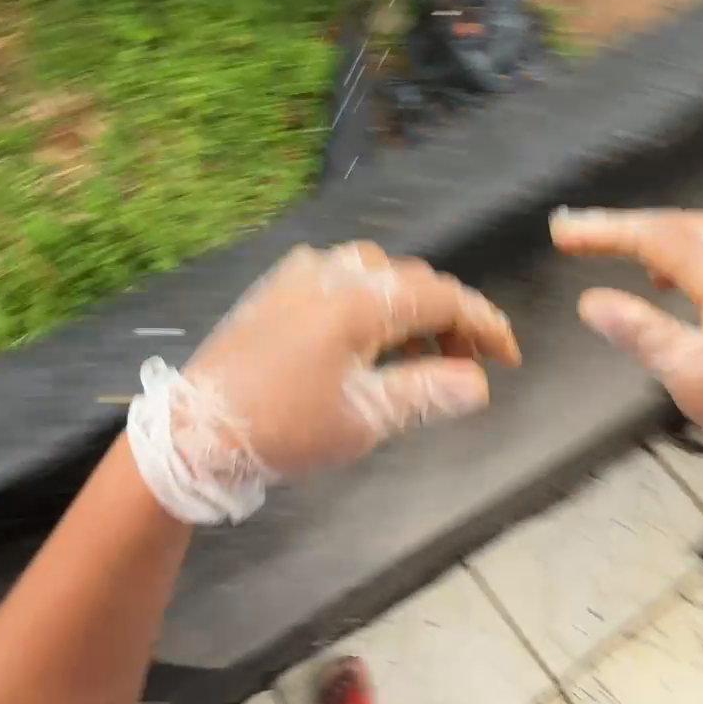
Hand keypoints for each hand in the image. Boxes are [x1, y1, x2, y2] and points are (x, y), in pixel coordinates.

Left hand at [127, 242, 519, 523]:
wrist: (194, 431)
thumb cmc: (284, 427)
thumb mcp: (365, 418)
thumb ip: (427, 392)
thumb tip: (477, 383)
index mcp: (359, 300)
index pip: (442, 299)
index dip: (484, 326)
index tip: (508, 357)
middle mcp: (332, 272)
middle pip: (413, 285)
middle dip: (449, 322)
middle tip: (466, 367)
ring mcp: (300, 275)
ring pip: (378, 278)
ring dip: (410, 312)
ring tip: (420, 357)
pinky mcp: (277, 289)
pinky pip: (341, 281)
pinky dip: (371, 306)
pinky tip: (369, 340)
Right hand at [551, 207, 702, 535]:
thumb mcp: (688, 374)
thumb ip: (639, 331)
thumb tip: (592, 303)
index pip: (655, 239)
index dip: (605, 232)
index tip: (563, 232)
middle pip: (680, 226)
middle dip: (625, 225)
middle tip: (579, 231)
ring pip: (701, 238)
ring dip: (653, 235)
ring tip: (612, 245)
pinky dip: (680, 255)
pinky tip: (662, 276)